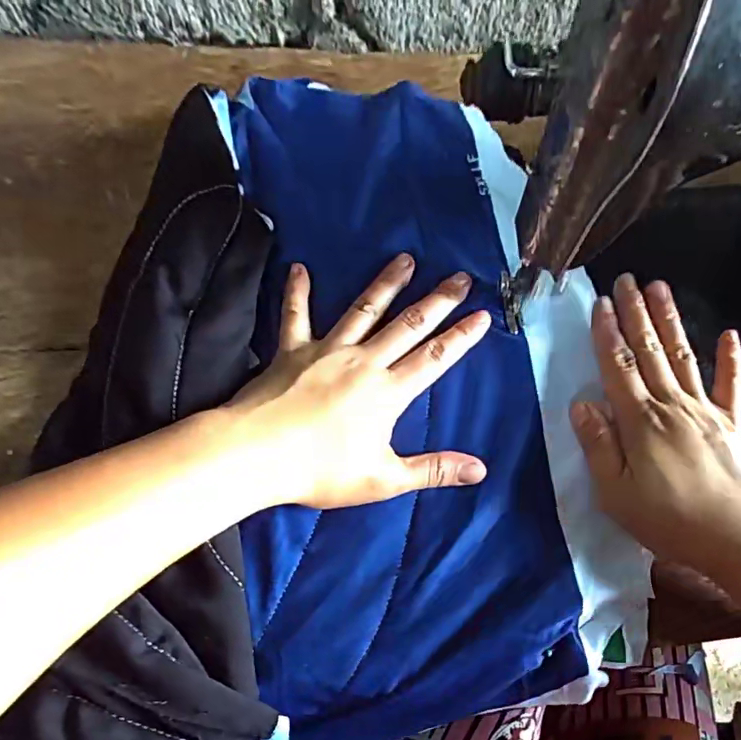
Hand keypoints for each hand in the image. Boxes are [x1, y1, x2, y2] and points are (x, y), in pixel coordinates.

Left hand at [225, 254, 491, 509]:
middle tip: (460, 277)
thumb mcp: (384, 479)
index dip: (461, 338)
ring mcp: (326, 352)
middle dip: (438, 301)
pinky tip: (300, 269)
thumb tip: (479, 470)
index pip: (435, 359)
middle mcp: (362, 363)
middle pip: (408, 326)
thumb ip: (433, 470)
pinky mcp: (291, 352)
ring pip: (363, 310)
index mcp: (387, 393)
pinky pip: (296, 315)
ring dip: (386, 284)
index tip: (482, 315)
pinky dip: (299, 292)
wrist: (258, 455)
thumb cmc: (321, 471)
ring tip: (405, 260)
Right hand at [572, 274, 740, 583]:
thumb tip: (581, 404)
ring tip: (661, 289)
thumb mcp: (616, 492)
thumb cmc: (667, 520)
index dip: (607, 334)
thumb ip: (599, 446)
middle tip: (627, 280)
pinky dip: (730, 359)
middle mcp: (672, 407)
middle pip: (649, 352)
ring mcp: (704, 413)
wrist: (738, 535)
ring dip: (670, 322)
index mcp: (639, 422)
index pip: (618, 368)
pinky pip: (730, 386)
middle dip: (636, 314)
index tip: (599, 304)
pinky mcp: (730, 426)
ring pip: (682, 358)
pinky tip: (728, 335)